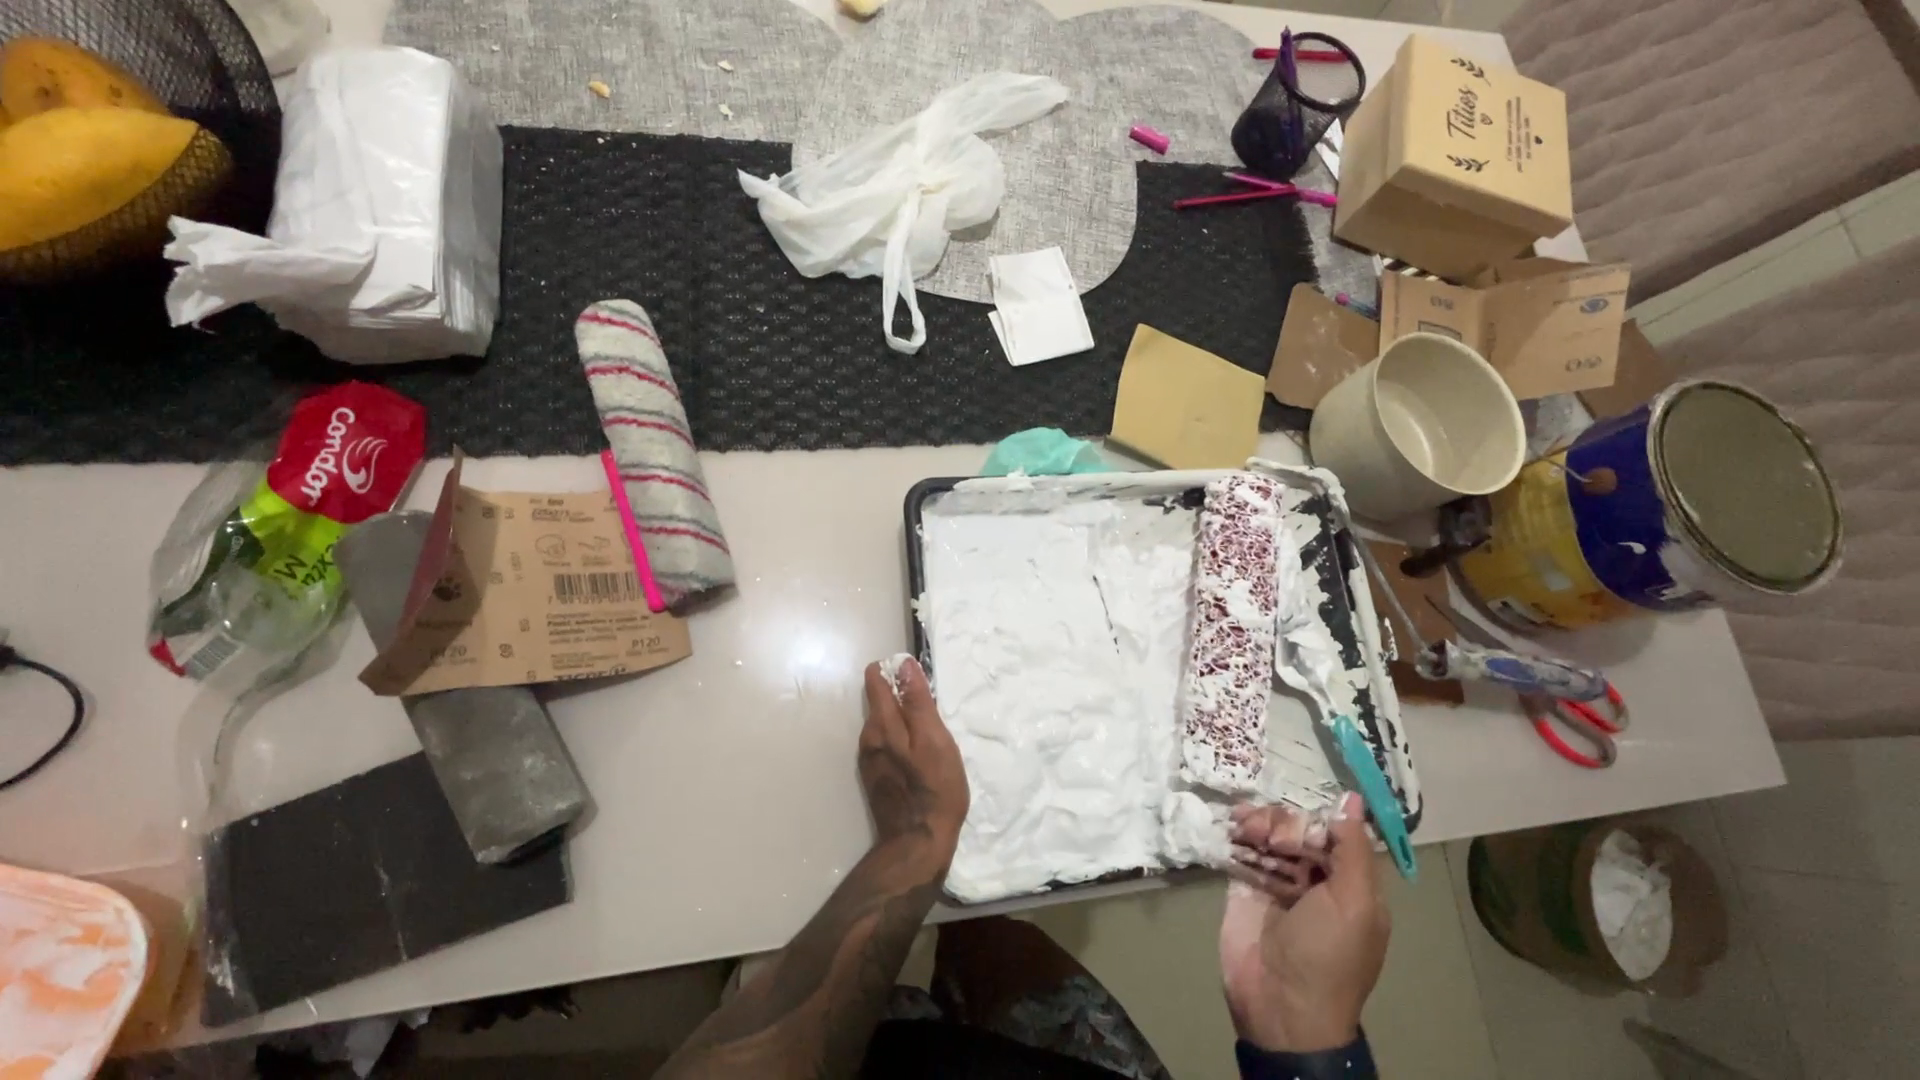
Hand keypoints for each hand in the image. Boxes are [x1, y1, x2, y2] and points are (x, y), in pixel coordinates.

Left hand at [860, 658, 968, 865]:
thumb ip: (917, 701)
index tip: (914, 673)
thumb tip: (903, 665)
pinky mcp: (876, 778)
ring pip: (883, 725)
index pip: (876, 682)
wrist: (918, 843)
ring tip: (929, 730)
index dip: (893, 671)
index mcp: (881, 725)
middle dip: (900, 696)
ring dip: (902, 721)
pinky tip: (919, 754)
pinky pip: (886, 745)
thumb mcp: (934, 739)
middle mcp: (868, 739)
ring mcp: (869, 760)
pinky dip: (900, 741)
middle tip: (931, 705)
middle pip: (879, 703)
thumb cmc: (935, 789)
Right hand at [1218, 794, 1389, 1053]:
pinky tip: (1228, 828)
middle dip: (1283, 822)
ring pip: (1269, 835)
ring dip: (1257, 824)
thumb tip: (1353, 799)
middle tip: (1270, 837)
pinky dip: (1234, 836)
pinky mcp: (1244, 888)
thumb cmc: (1326, 955)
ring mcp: (1277, 883)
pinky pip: (1241, 851)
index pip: (1334, 833)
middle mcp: (1315, 879)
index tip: (1302, 825)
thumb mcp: (1354, 902)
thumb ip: (1352, 848)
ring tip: (1243, 829)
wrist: (1280, 1004)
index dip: (1316, 820)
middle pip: (1299, 829)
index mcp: (1350, 884)